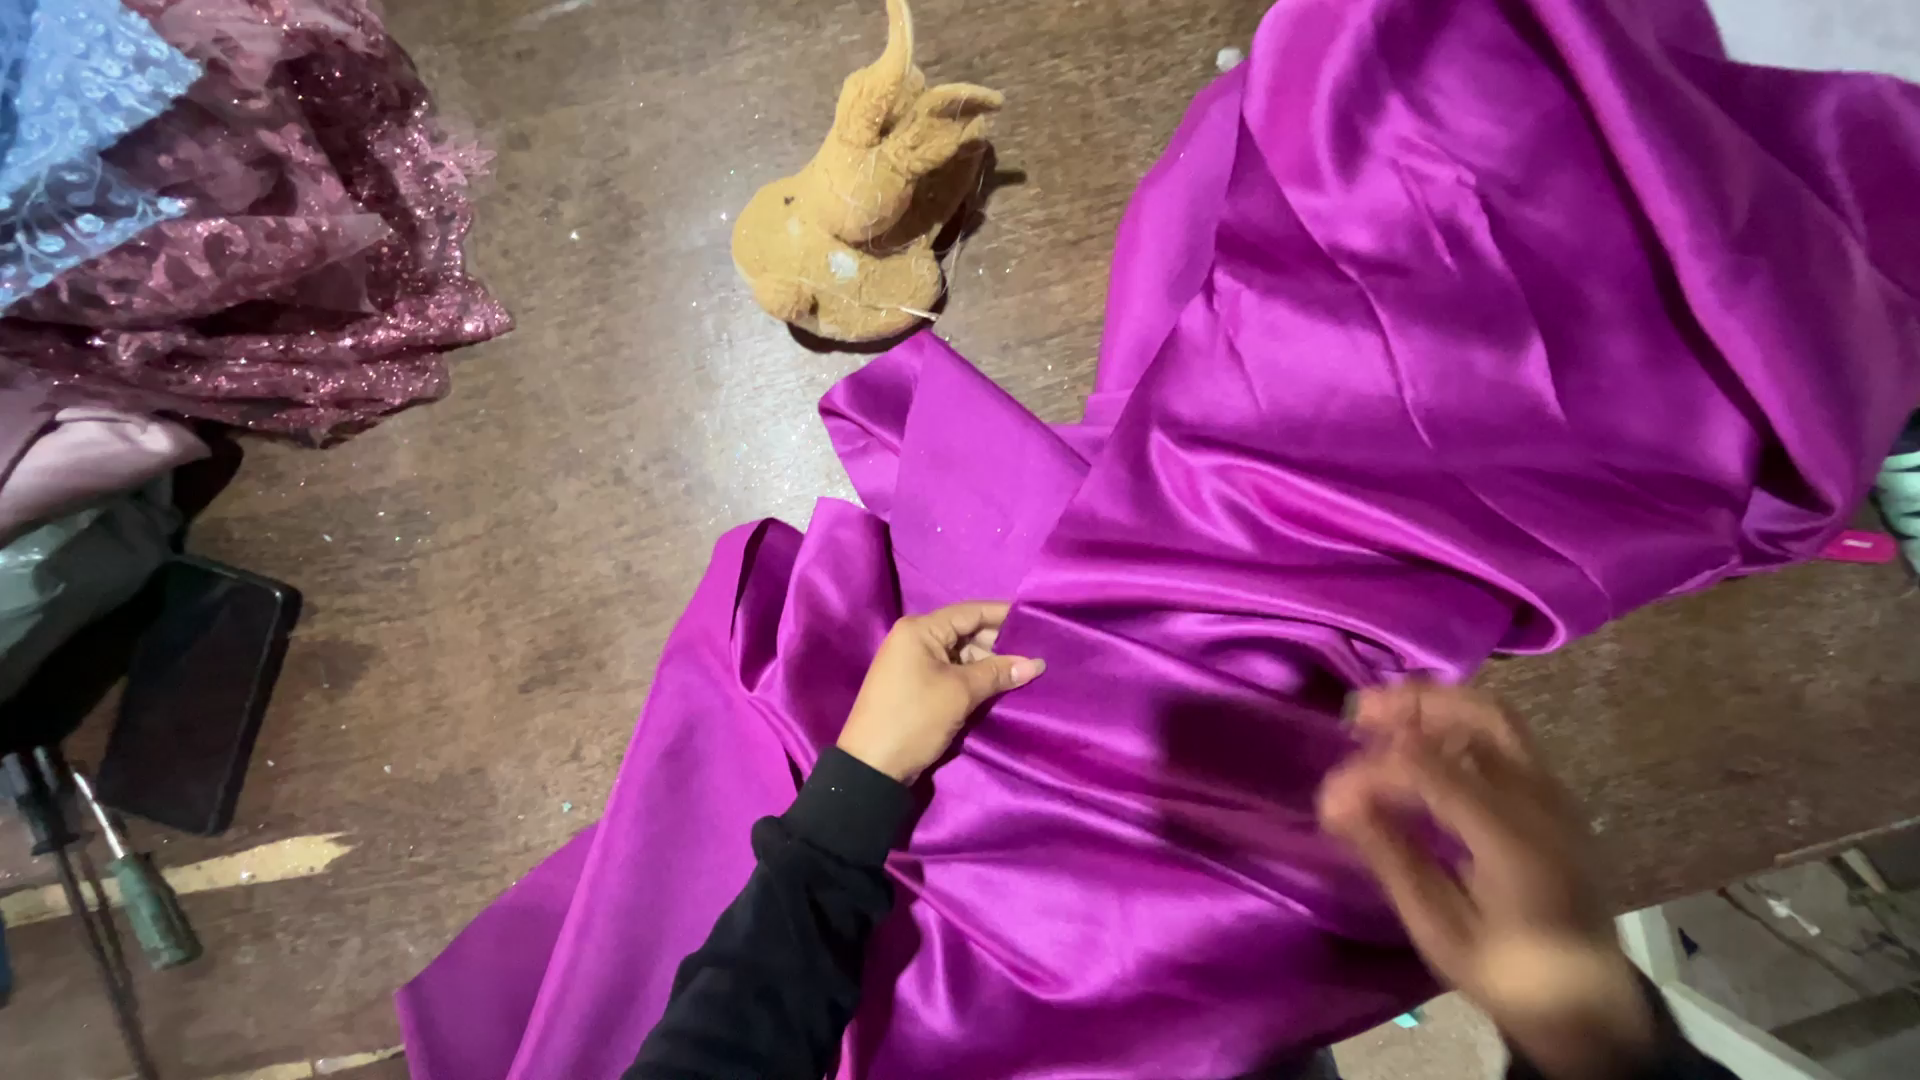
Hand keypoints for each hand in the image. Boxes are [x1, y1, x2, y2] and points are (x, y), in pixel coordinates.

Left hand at [837, 602, 1044, 783]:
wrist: (872, 767)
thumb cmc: (915, 718)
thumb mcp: (960, 693)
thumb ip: (998, 673)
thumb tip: (1037, 663)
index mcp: (920, 630)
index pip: (970, 612)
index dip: (1004, 615)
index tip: (1036, 620)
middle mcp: (914, 638)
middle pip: (966, 632)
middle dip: (999, 643)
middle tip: (1036, 652)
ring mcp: (913, 662)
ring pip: (960, 653)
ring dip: (989, 663)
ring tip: (1024, 671)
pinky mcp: (915, 684)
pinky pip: (951, 670)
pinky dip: (974, 676)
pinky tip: (1000, 684)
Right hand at [1318, 683, 1655, 1079]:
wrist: (1591, 1003)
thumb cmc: (1508, 972)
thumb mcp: (1440, 928)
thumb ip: (1390, 854)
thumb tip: (1335, 800)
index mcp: (1513, 839)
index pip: (1427, 770)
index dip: (1369, 772)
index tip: (1330, 799)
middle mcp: (1540, 802)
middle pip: (1478, 716)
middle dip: (1410, 705)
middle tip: (1357, 713)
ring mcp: (1553, 795)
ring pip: (1493, 717)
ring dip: (1433, 708)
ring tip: (1383, 719)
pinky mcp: (1552, 798)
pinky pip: (1502, 736)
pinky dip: (1454, 724)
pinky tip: (1421, 743)